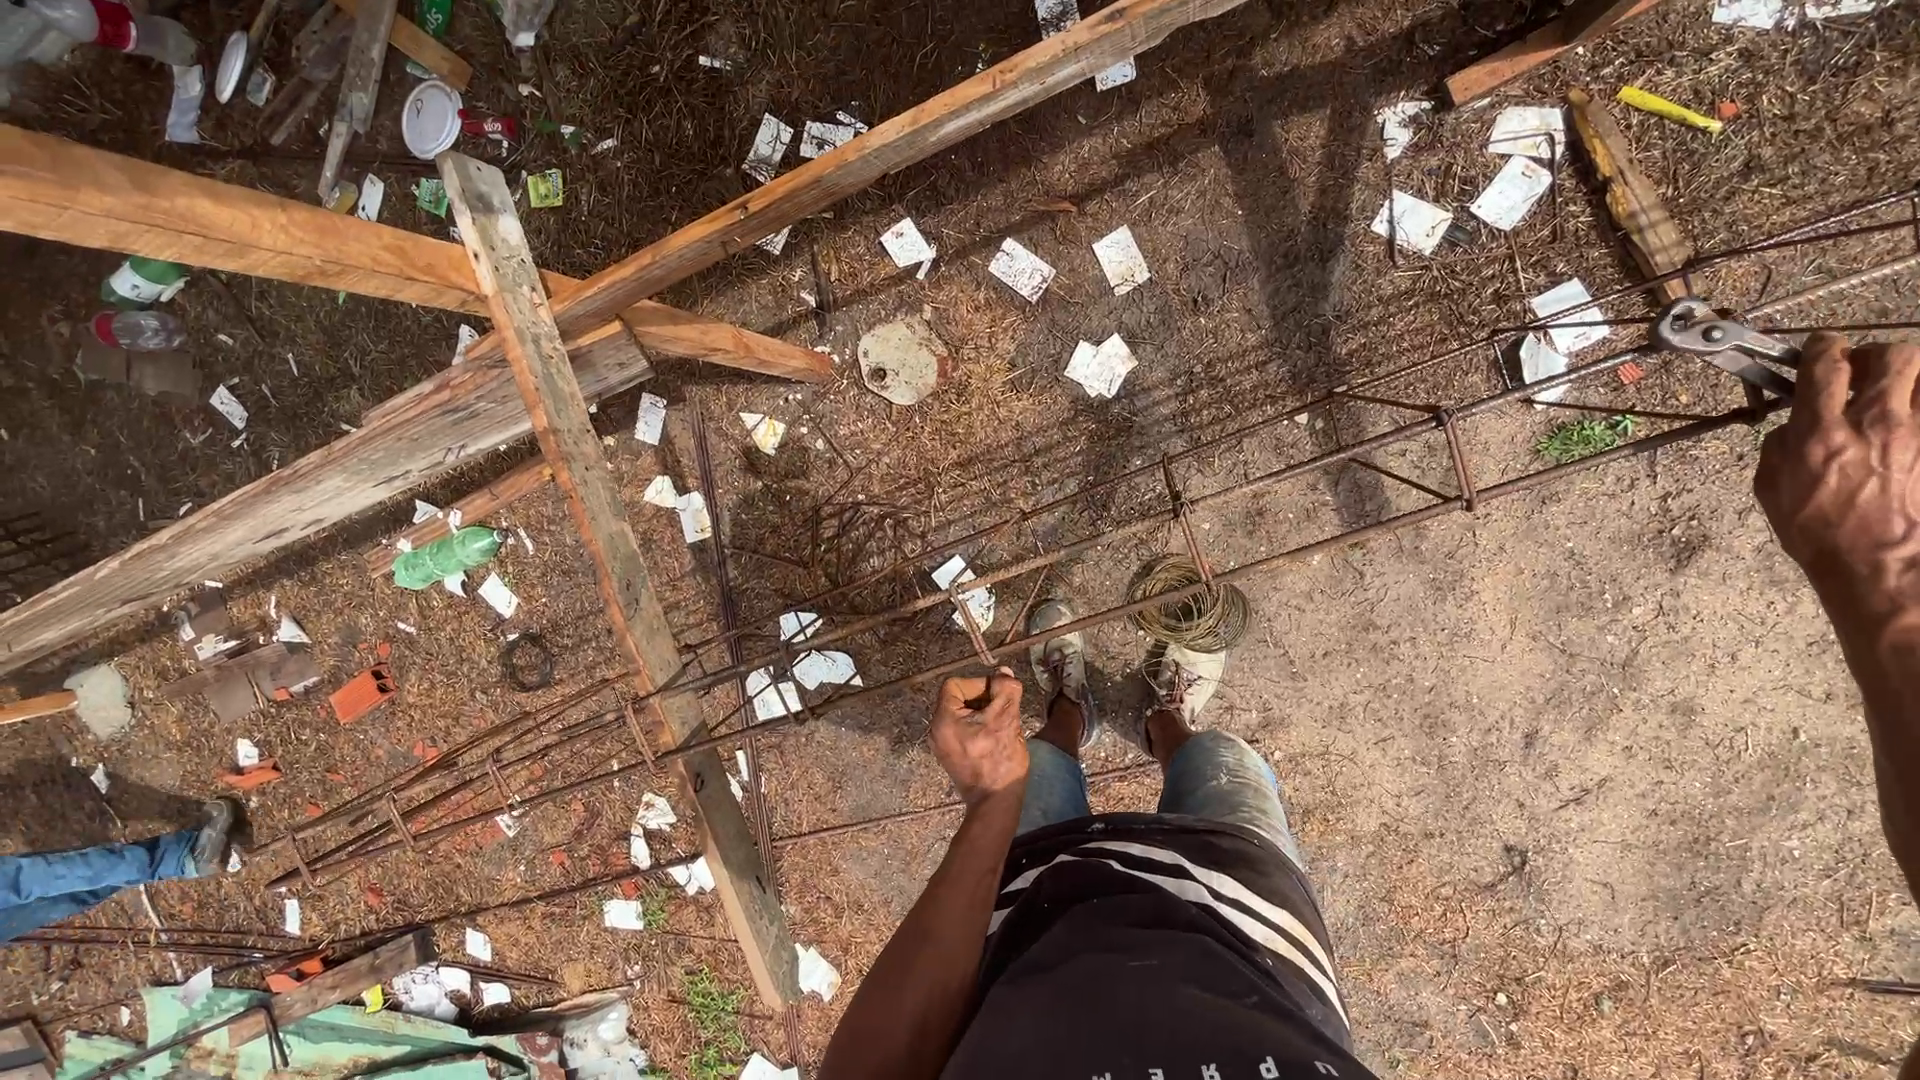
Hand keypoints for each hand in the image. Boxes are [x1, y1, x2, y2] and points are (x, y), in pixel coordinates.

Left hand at [929, 670, 1027, 807]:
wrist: (996, 802)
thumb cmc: (999, 759)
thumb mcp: (1007, 718)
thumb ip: (1006, 690)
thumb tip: (1004, 673)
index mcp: (943, 719)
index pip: (955, 684)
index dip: (979, 684)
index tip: (998, 695)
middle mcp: (936, 730)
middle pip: (958, 698)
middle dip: (984, 699)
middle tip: (1004, 709)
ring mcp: (943, 745)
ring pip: (963, 714)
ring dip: (985, 713)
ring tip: (1003, 724)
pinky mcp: (952, 756)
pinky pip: (963, 730)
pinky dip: (980, 727)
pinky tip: (997, 738)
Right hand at [1756, 333, 1919, 619]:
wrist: (1877, 562)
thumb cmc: (1815, 529)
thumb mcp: (1771, 487)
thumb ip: (1780, 446)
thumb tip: (1794, 425)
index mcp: (1820, 433)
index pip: (1826, 366)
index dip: (1821, 347)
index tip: (1819, 347)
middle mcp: (1874, 423)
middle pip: (1893, 356)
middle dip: (1876, 354)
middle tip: (1861, 368)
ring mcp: (1916, 433)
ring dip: (1906, 376)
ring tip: (1891, 391)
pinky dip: (1918, 406)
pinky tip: (1904, 422)